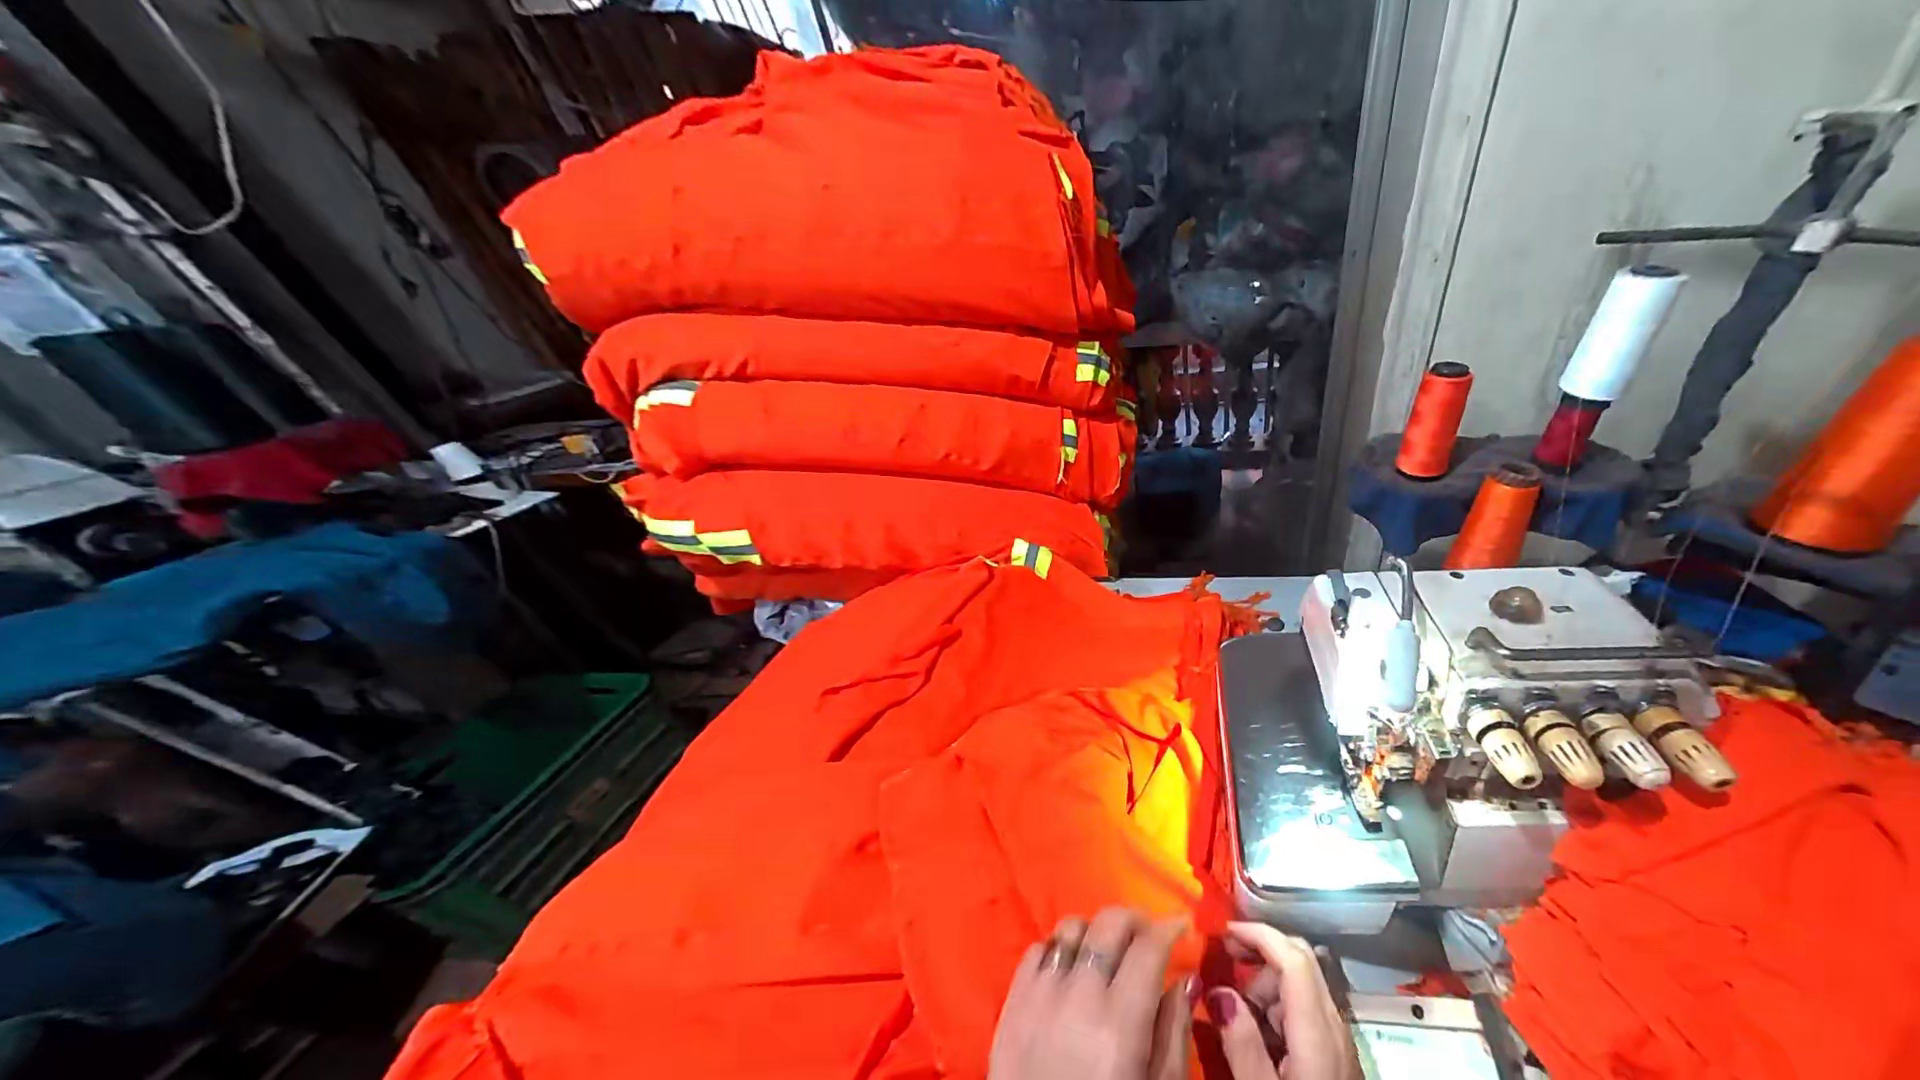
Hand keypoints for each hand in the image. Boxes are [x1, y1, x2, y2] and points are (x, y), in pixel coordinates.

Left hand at [988, 908, 1194, 1079]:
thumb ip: (1172, 1034)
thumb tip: (1184, 981)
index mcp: (1121, 1019)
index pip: (1148, 947)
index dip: (1170, 928)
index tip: (1182, 926)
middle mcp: (1079, 992)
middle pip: (1107, 923)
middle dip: (1135, 919)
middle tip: (1149, 933)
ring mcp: (1041, 989)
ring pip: (1070, 927)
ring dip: (1095, 931)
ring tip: (1108, 950)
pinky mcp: (1014, 996)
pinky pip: (1038, 948)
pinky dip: (1059, 947)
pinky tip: (1070, 968)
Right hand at [1204, 923, 1359, 1079]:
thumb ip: (1240, 1042)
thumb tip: (1219, 992)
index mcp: (1318, 1035)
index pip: (1294, 959)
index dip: (1258, 935)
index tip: (1221, 933)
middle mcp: (1336, 1030)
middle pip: (1302, 963)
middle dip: (1260, 953)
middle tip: (1223, 963)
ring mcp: (1340, 1045)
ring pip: (1302, 986)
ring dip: (1265, 985)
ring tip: (1236, 1017)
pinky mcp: (1337, 1060)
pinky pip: (1305, 1013)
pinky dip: (1277, 1009)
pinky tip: (1257, 1038)